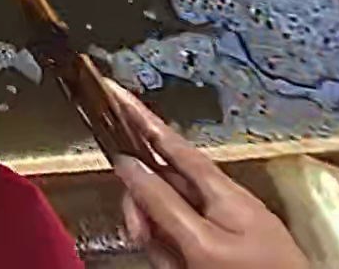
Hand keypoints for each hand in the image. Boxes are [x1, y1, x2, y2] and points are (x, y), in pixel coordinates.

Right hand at [105, 79, 309, 268]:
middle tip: (138, 233)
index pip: (169, 140)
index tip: (109, 87)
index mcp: (225, 192)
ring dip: (155, 233)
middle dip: (141, 203)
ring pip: (167, 211)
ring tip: (164, 260)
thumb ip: (160, 200)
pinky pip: (182, 236)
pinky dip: (171, 250)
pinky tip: (176, 265)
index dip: (136, 113)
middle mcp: (225, 204)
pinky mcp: (229, 252)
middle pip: (161, 181)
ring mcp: (229, 230)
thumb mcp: (203, 244)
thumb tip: (124, 160)